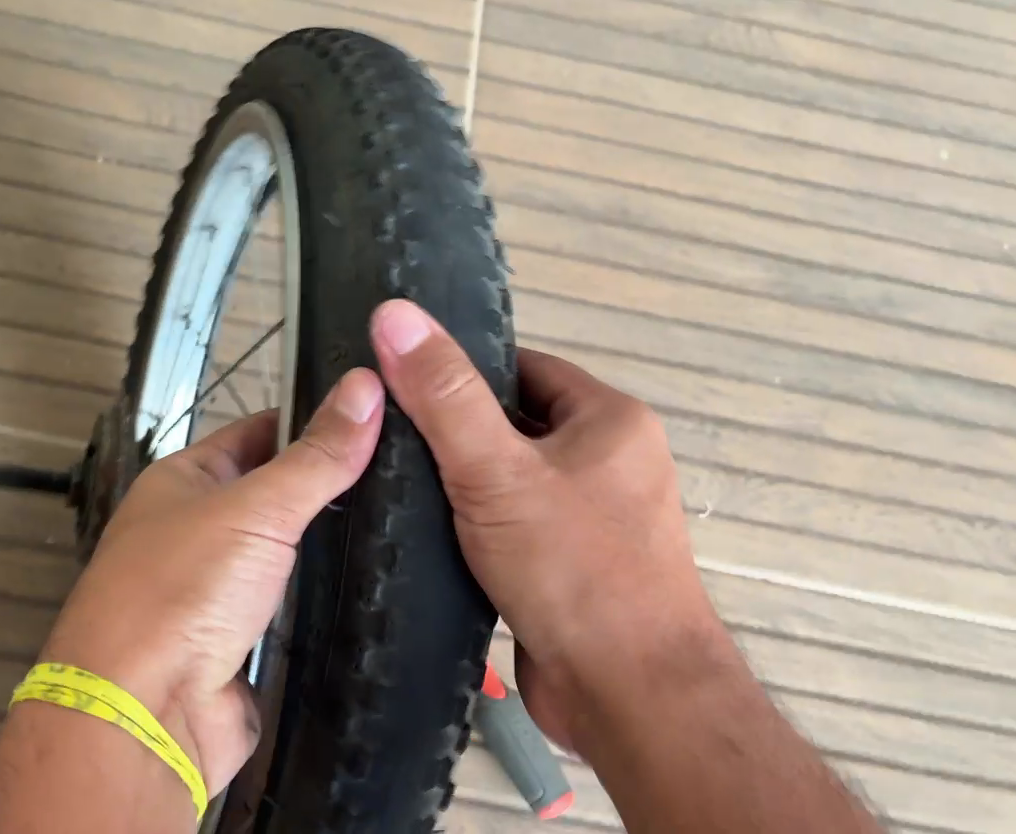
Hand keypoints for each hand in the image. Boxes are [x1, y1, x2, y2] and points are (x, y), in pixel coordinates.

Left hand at [38, 368, 385, 795]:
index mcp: (184, 480)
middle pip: (276, 495)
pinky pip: (296, 609)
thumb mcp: (254, 508)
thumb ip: (316, 457)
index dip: (311, 421)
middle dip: (329, 488)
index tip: (375, 415)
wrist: (143, 715)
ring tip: (408, 522)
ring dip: (331, 548)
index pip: (257, 433)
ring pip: (290, 554)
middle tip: (406, 472)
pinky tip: (380, 586)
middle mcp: (198, 530)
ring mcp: (220, 589)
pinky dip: (328, 601)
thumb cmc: (181, 588)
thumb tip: (365, 386)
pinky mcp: (244, 642)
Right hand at [369, 299, 728, 755]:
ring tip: (388, 477)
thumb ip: (443, 393)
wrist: (632, 702)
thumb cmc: (573, 569)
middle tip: (384, 433)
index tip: (400, 383)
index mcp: (610, 421)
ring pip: (507, 477)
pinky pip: (511, 523)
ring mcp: (593, 518)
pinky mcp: (571, 566)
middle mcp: (610, 462)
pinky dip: (472, 524)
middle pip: (511, 423)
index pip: (521, 369)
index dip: (460, 372)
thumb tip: (393, 313)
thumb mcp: (496, 469)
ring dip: (457, 482)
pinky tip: (421, 531)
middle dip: (452, 431)